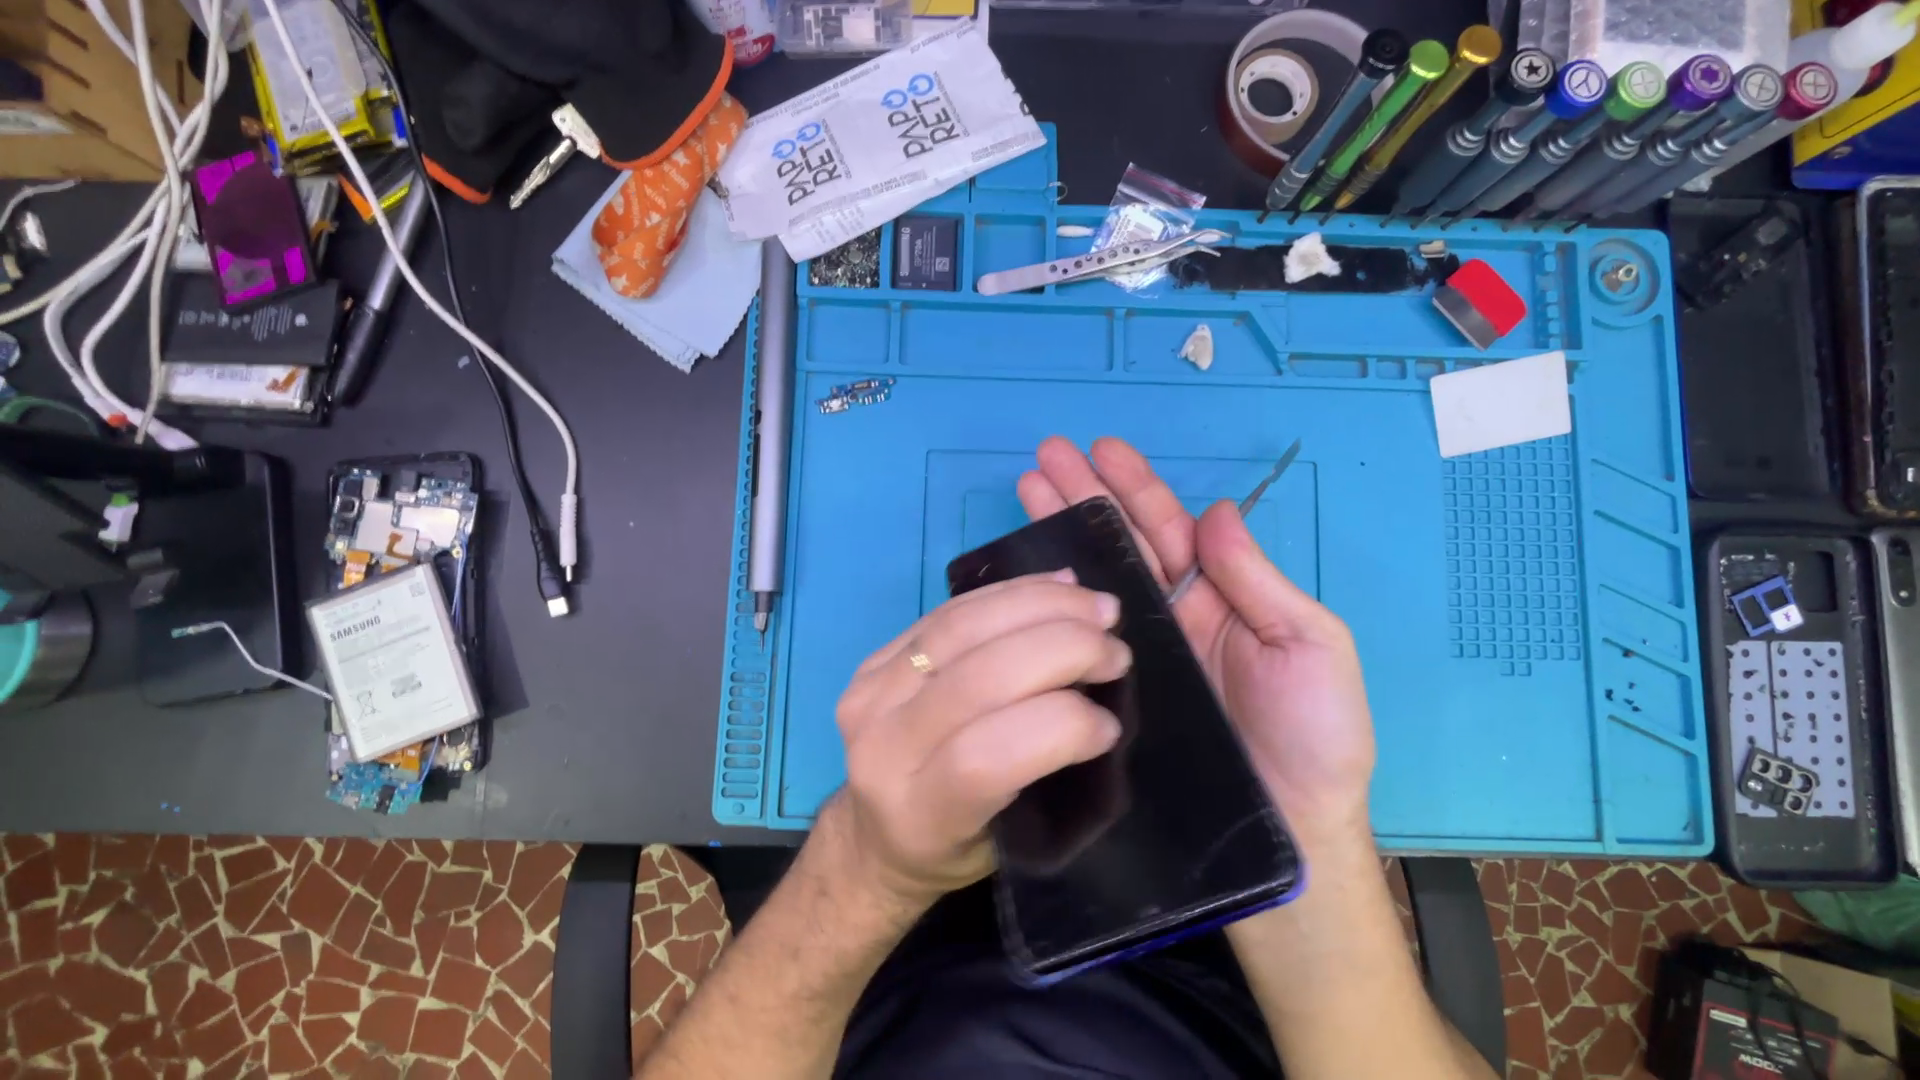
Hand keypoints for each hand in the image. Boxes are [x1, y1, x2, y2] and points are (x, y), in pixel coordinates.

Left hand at [828, 571, 1131, 910]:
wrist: (873, 837)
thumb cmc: (955, 851)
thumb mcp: (1007, 847)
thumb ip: (1043, 780)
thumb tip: (1098, 703)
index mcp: (918, 815)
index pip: (984, 758)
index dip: (1058, 728)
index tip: (1109, 725)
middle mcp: (882, 750)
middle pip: (977, 678)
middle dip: (1063, 650)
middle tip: (1117, 652)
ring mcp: (870, 696)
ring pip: (962, 628)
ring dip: (1041, 607)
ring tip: (1099, 609)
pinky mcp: (872, 659)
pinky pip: (949, 610)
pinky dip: (1012, 593)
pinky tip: (1059, 587)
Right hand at [1017, 437, 1375, 850]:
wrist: (1287, 831)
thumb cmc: (1314, 736)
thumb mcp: (1307, 645)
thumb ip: (1257, 580)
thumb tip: (1214, 510)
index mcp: (1221, 597)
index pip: (1171, 528)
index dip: (1135, 488)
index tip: (1099, 450)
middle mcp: (1174, 617)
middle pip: (1123, 544)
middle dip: (1084, 496)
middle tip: (1043, 457)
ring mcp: (1141, 655)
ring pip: (1095, 582)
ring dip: (1061, 533)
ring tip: (1026, 489)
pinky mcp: (1114, 695)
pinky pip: (1079, 642)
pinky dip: (1052, 605)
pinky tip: (1024, 575)